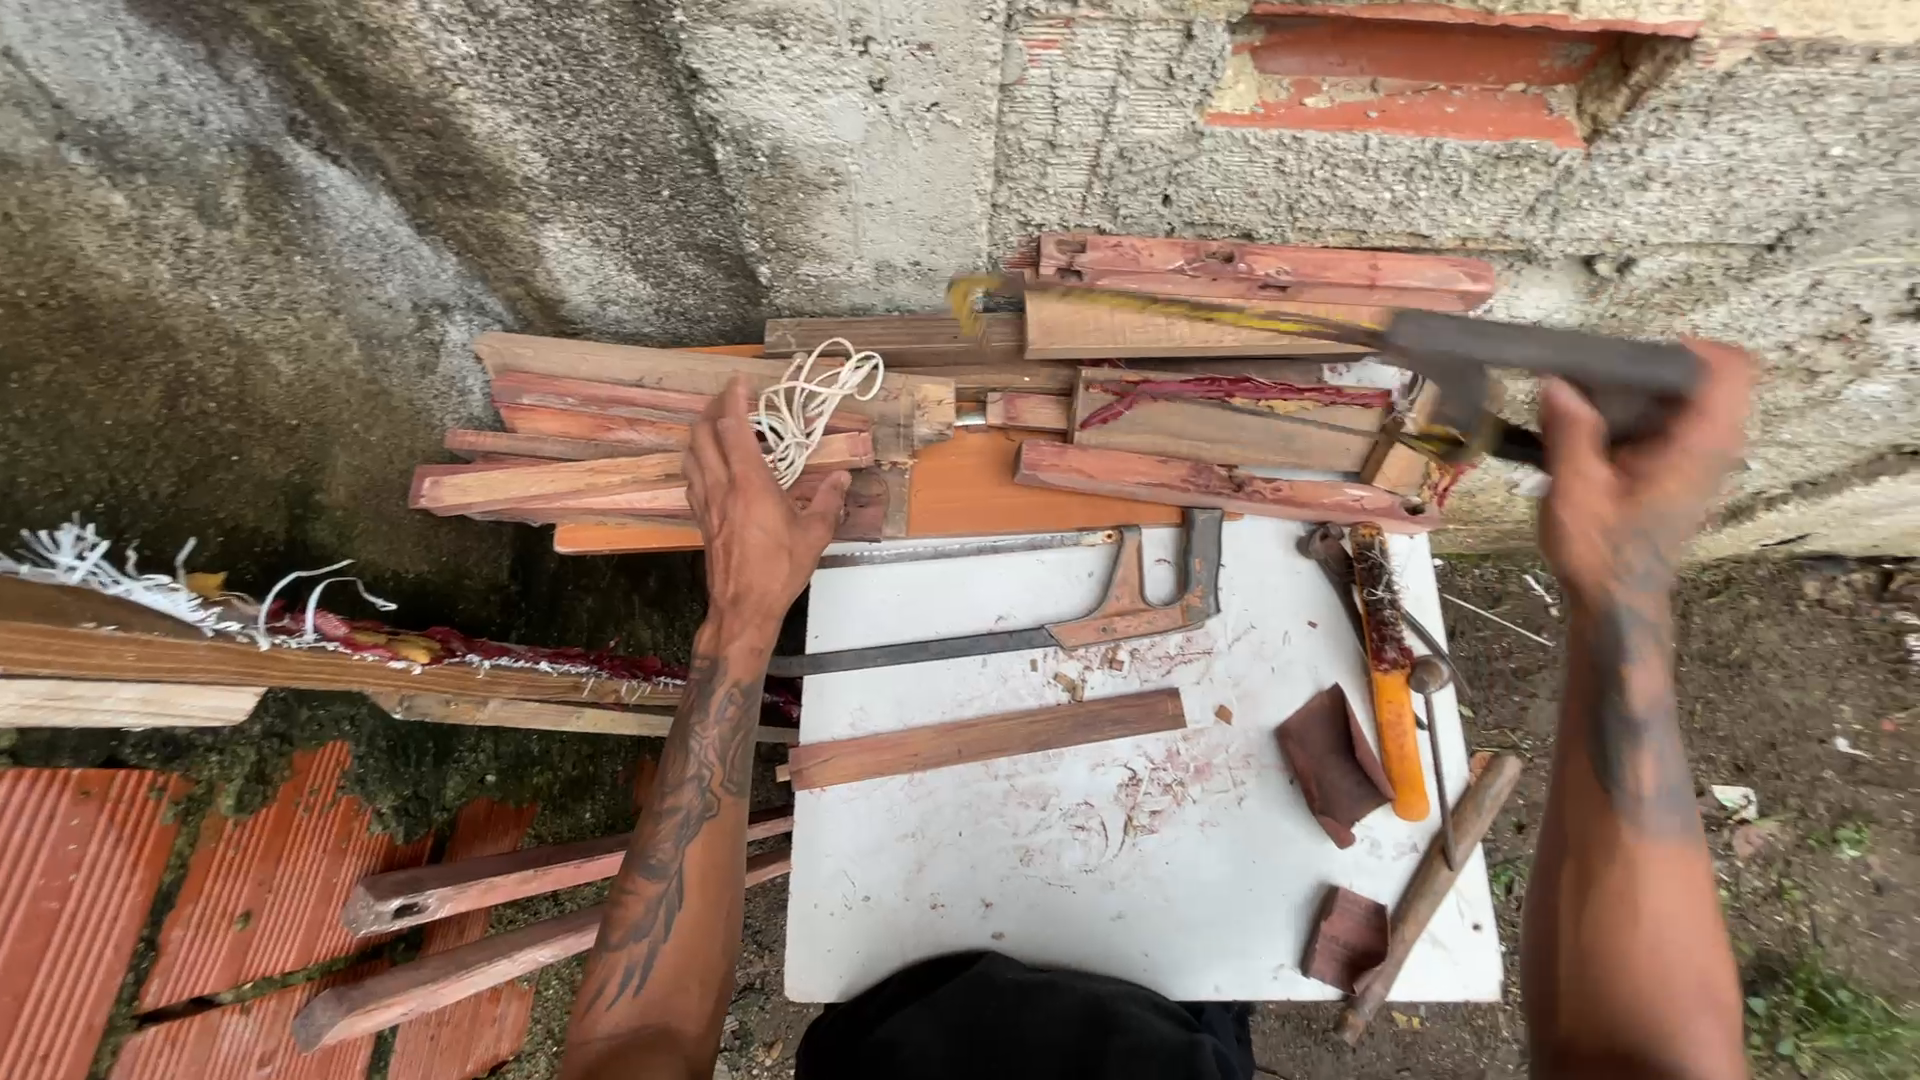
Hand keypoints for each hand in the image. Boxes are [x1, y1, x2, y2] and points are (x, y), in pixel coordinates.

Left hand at [683, 377, 850, 648]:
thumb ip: (828, 502)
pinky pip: (692, 479)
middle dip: (713, 410)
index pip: (734, 429)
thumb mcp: (814, 535)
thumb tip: (842, 479)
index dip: (734, 400)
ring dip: (701, 434)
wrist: (743, 607)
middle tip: (731, 401)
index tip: (741, 383)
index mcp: (750, 484)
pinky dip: (698, 461)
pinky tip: (712, 466)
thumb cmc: (779, 570)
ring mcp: (706, 504)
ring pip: (691, 455)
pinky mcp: (701, 520)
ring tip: (719, 427)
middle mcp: (722, 487)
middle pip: (702, 435)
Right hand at [1539, 339, 1751, 609]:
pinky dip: (1635, 420)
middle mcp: (1712, 447)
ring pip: (1684, 404)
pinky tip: (1591, 439)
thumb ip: (1571, 432)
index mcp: (1698, 444)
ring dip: (1637, 398)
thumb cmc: (1599, 547)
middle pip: (1704, 381)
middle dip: (1647, 373)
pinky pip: (1670, 427)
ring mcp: (1700, 461)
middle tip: (1591, 384)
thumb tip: (1557, 383)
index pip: (1730, 369)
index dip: (1688, 349)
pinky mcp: (1680, 473)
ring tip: (1583, 410)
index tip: (1629, 355)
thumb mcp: (1574, 489)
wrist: (1614, 595)